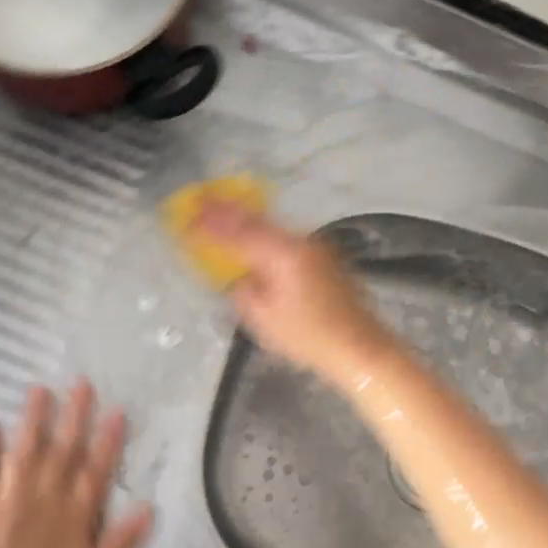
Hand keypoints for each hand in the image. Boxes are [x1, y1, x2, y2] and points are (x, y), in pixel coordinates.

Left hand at [0, 382, 152, 547]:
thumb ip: (120, 542)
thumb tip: (148, 508)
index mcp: (76, 515)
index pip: (97, 468)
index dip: (108, 439)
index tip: (116, 410)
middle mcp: (45, 496)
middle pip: (64, 448)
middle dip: (75, 414)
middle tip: (81, 383)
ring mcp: (9, 494)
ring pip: (26, 447)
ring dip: (34, 417)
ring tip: (40, 389)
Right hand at [193, 204, 396, 385]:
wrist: (360, 347)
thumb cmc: (310, 338)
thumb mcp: (264, 320)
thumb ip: (244, 292)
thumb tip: (239, 278)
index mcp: (282, 254)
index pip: (238, 232)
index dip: (210, 224)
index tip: (187, 216)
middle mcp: (300, 241)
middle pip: (257, 219)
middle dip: (227, 211)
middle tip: (200, 201)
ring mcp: (317, 247)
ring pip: (274, 227)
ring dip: (247, 221)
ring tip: (222, 214)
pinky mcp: (326, 258)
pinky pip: (287, 238)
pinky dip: (266, 235)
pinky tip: (256, 240)